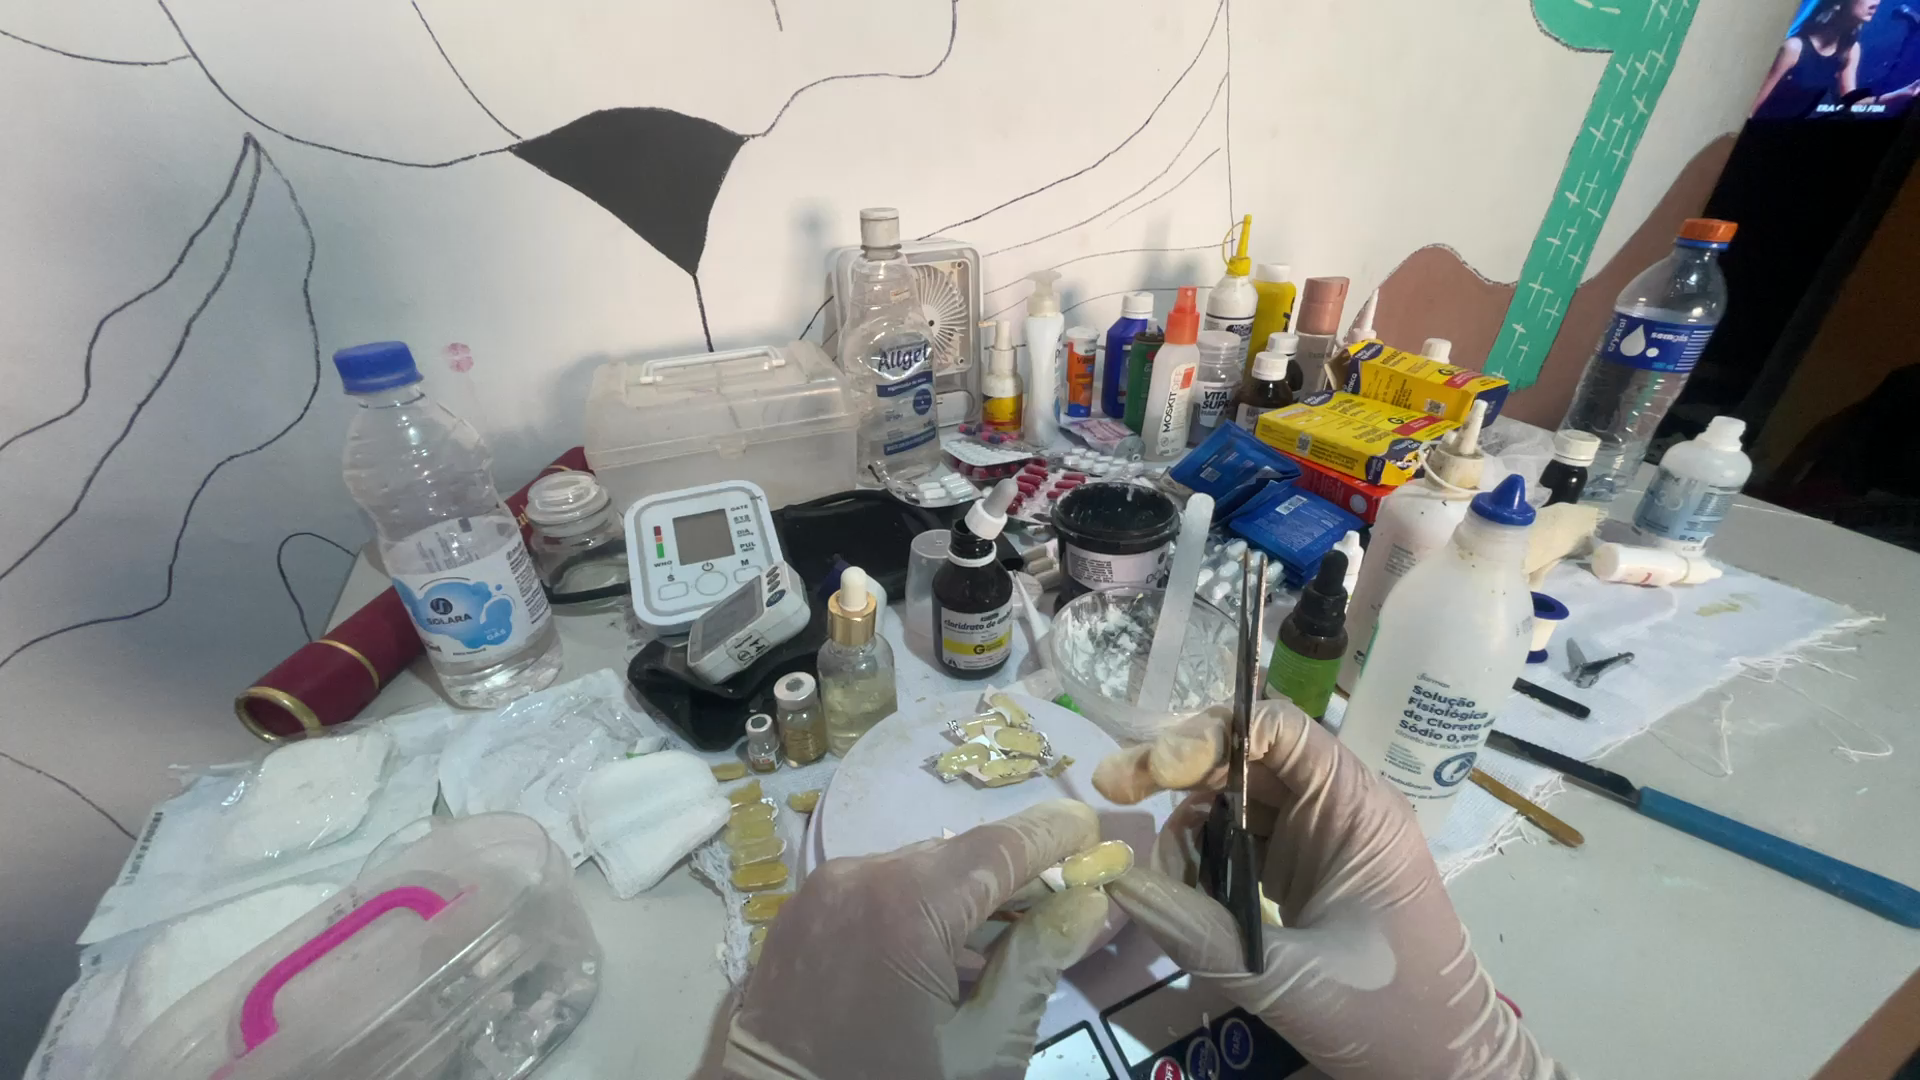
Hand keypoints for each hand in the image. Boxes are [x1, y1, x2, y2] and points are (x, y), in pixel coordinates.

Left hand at [722, 800, 1110, 1079]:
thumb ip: (1036, 963)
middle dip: (1014, 865)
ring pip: (918, 866)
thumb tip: (1087, 901)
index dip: (1050, 834)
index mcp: (905, 909)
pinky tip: (948, 936)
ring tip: (1012, 915)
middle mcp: (860, 875)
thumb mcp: (981, 1052)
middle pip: (958, 854)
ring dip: (967, 885)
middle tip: (1064, 882)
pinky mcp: (805, 904)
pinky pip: (879, 883)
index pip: (997, 849)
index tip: (1089, 823)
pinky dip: (921, 899)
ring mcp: (825, 886)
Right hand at [1093, 702, 1564, 1079]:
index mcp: (1356, 809)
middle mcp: (1330, 805)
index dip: (1216, 734)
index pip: (1280, 729)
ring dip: (1181, 819)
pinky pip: (1230, 834)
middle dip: (1174, 767)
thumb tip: (1118, 880)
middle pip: (1241, 752)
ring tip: (1159, 871)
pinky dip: (1196, 853)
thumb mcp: (1295, 983)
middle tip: (1114, 787)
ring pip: (1228, 793)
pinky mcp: (1292, 862)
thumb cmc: (1397, 1025)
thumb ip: (1203, 932)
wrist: (1450, 1079)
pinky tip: (1179, 885)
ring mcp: (1310, 833)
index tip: (1160, 771)